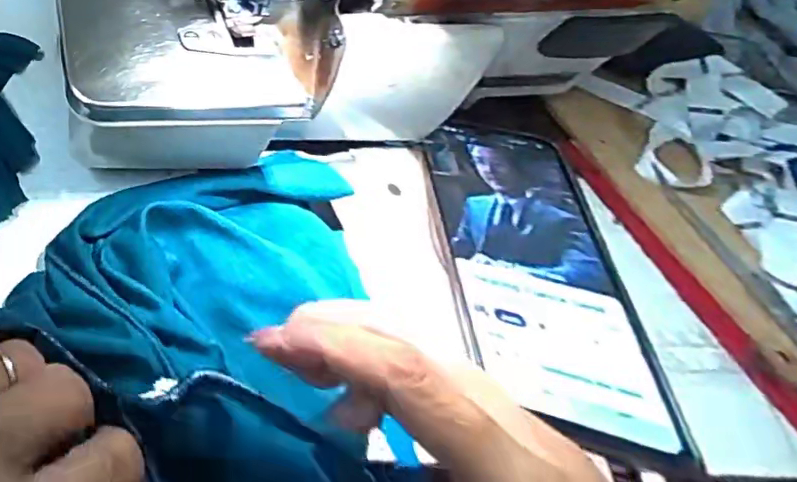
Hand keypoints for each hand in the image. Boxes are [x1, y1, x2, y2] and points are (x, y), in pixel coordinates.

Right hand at [250, 301, 598, 481]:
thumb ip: (373, 471)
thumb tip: (304, 443)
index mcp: (517, 470)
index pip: (412, 374)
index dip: (330, 346)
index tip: (264, 344)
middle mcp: (528, 431)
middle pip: (414, 341)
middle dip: (329, 328)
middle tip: (271, 346)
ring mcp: (532, 428)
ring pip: (425, 348)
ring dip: (351, 344)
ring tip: (304, 371)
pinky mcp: (526, 436)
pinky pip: (438, 376)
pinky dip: (383, 372)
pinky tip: (359, 408)